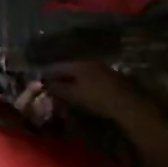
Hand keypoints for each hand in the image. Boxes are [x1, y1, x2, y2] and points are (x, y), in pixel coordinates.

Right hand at [39, 62, 153, 123]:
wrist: (126, 104)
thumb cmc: (96, 98)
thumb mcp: (73, 95)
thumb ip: (57, 88)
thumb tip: (45, 84)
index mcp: (78, 64)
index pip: (57, 66)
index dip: (47, 74)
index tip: (41, 82)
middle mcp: (89, 62)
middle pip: (70, 68)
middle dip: (61, 77)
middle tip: (53, 88)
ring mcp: (102, 68)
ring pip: (81, 73)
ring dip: (73, 81)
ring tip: (67, 91)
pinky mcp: (111, 77)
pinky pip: (91, 78)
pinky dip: (84, 84)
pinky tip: (83, 92)